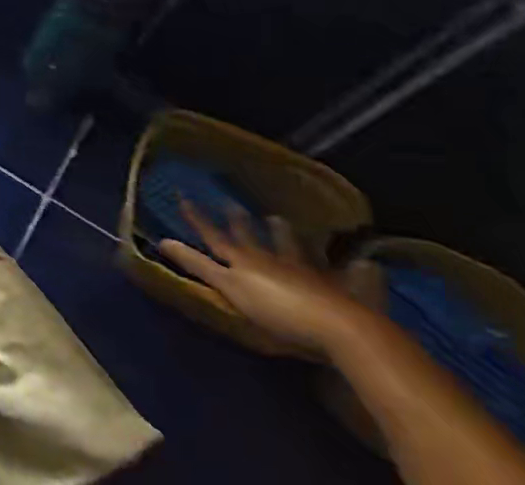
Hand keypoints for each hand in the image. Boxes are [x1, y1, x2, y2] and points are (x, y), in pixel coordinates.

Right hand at [158, 199, 376, 354]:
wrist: (338, 328)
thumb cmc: (276, 311)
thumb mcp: (229, 289)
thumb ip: (198, 265)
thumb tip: (162, 240)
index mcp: (244, 261)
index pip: (213, 236)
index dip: (197, 218)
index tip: (183, 196)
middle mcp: (271, 260)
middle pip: (252, 238)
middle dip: (239, 222)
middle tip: (231, 204)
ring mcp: (304, 272)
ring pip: (290, 247)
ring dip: (283, 234)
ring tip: (278, 219)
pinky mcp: (335, 289)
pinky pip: (341, 272)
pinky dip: (349, 267)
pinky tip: (362, 262)